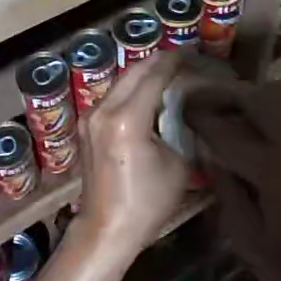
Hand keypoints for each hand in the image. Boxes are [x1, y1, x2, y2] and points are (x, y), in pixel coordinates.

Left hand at [76, 54, 189, 254]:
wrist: (106, 227)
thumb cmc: (147, 202)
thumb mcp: (178, 164)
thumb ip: (182, 128)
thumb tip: (188, 106)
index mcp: (126, 119)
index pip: (153, 77)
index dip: (175, 62)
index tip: (193, 54)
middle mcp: (103, 110)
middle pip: (133, 72)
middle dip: (158, 62)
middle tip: (183, 59)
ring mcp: (90, 117)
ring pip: (120, 82)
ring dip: (143, 74)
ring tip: (169, 73)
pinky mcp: (86, 125)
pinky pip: (112, 96)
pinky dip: (131, 89)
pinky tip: (148, 93)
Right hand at [183, 81, 280, 280]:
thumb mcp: (251, 241)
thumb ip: (225, 193)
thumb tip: (208, 157)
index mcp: (274, 169)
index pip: (225, 130)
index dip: (198, 117)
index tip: (178, 109)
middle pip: (258, 95)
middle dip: (225, 94)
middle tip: (200, 103)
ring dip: (249, 98)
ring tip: (226, 112)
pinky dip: (270, 110)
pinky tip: (254, 130)